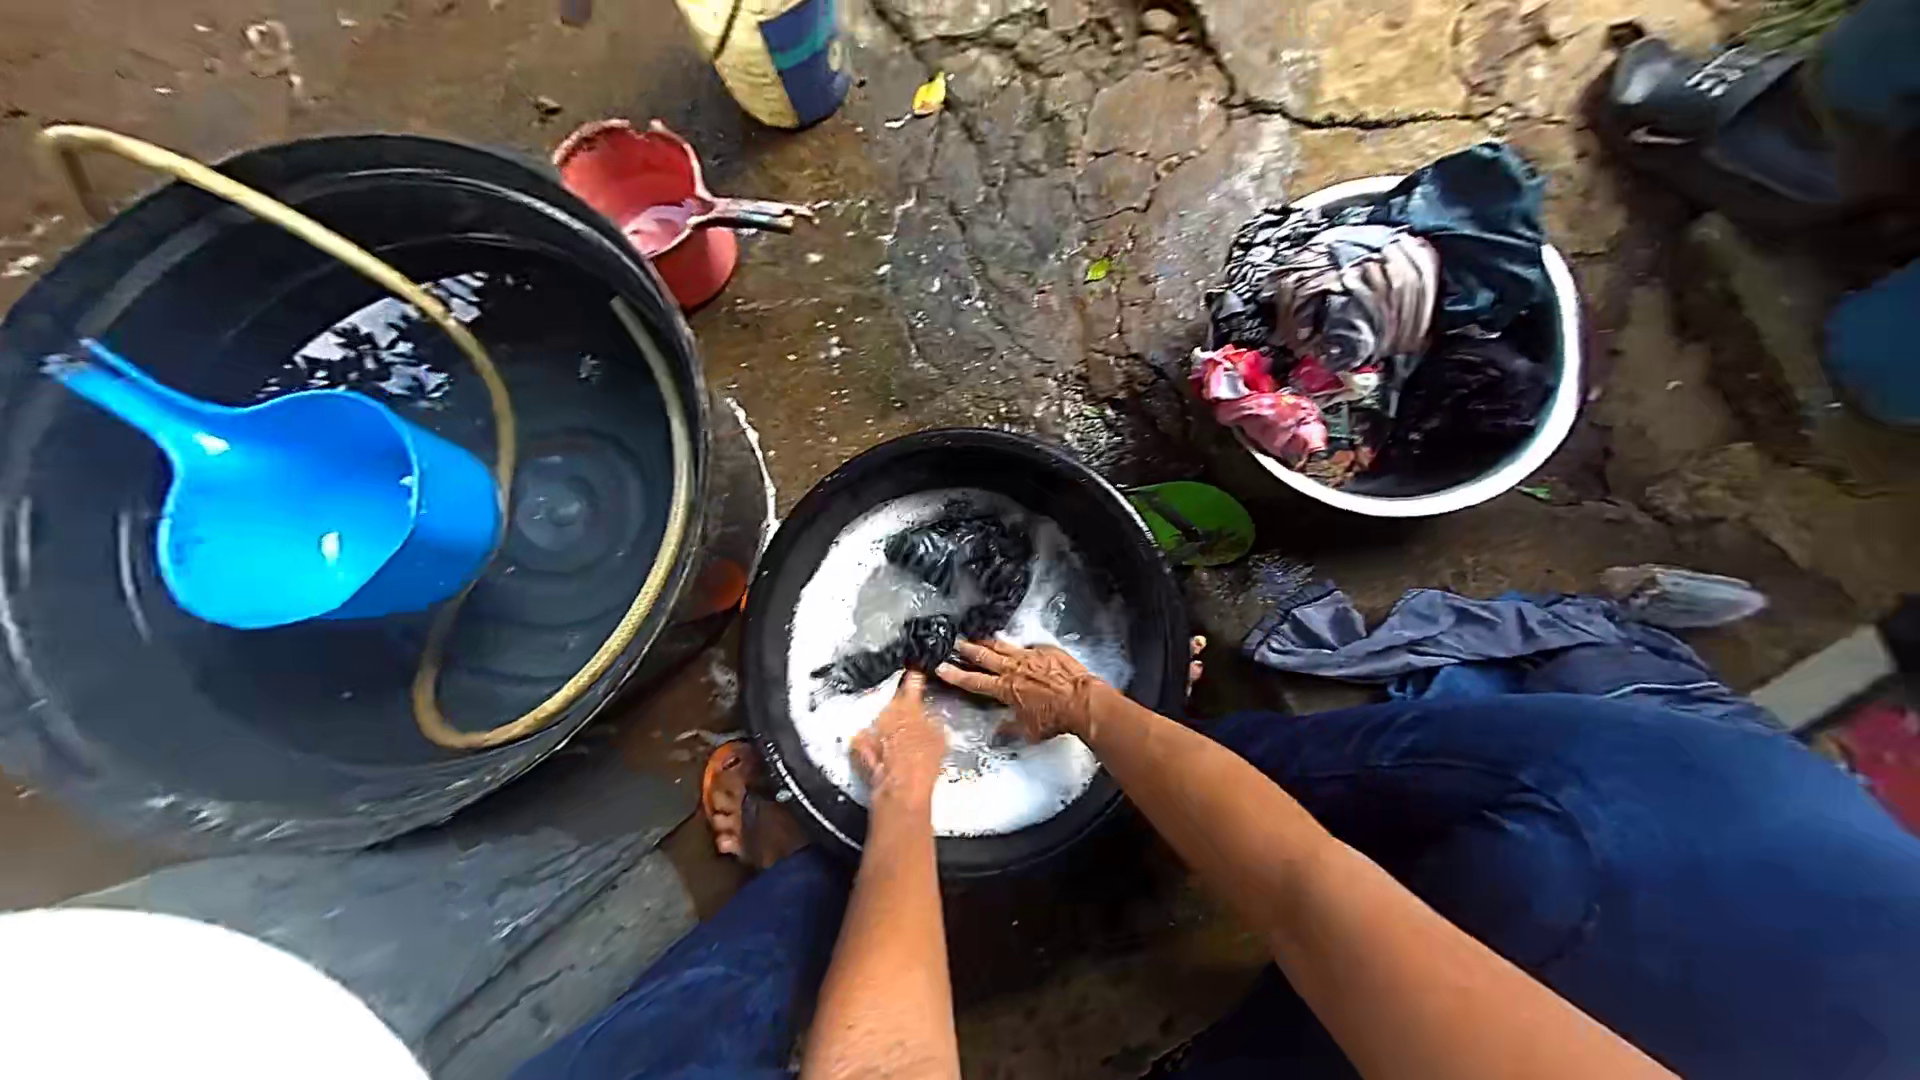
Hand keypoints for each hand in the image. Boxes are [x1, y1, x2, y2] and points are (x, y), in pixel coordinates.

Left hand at [850, 671, 945, 809]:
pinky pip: (866, 738)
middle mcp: (887, 711)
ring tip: (897, 739)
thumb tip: (930, 717)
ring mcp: (871, 727)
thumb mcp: (941, 737)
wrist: (901, 786)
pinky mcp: (859, 745)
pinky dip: (871, 742)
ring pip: (880, 719)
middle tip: (911, 717)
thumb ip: (933, 720)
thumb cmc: (925, 761)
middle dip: (901, 705)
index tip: (915, 671)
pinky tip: (879, 751)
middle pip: (894, 701)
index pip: (912, 681)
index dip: (915, 675)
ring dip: (887, 725)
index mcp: (909, 704)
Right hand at [935, 638, 1109, 741]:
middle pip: (984, 656)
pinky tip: (1019, 645)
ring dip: (990, 642)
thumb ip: (1010, 729)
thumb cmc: (1055, 718)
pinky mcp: (1046, 650)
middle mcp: (1013, 668)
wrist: (1082, 700)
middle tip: (956, 643)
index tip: (941, 667)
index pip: (973, 681)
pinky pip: (1028, 646)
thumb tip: (996, 734)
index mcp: (1005, 688)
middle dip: (968, 649)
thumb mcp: (1029, 731)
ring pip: (1004, 646)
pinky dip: (1020, 646)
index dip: (955, 675)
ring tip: (980, 637)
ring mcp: (1029, 656)